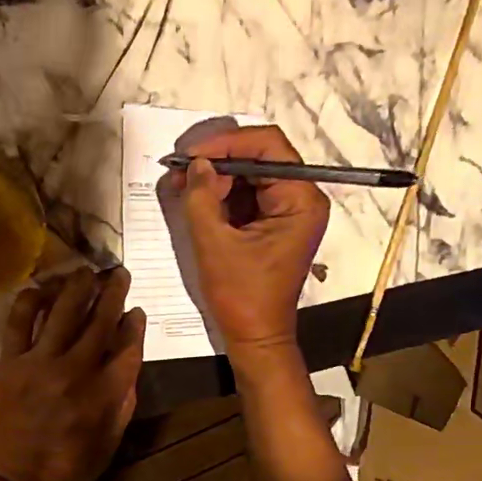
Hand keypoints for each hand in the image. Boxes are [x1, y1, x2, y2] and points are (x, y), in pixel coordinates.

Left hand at [0, 267, 145, 480]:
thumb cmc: (64, 473)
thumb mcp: (108, 445)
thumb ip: (123, 405)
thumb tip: (128, 370)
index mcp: (106, 394)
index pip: (128, 347)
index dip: (135, 325)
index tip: (136, 310)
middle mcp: (77, 370)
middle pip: (99, 321)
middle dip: (112, 292)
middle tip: (117, 272)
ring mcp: (41, 363)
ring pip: (63, 312)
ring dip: (77, 287)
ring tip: (86, 271)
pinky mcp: (10, 364)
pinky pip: (20, 323)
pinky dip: (30, 301)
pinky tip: (39, 287)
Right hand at [165, 125, 329, 356]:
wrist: (255, 338)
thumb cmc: (241, 296)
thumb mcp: (214, 244)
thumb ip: (201, 197)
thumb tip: (194, 164)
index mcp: (301, 200)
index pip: (269, 147)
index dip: (227, 142)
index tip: (191, 154)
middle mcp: (302, 198)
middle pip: (259, 158)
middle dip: (217, 161)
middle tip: (179, 171)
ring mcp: (288, 212)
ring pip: (250, 176)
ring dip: (215, 177)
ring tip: (180, 184)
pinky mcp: (273, 225)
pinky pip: (247, 197)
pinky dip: (221, 195)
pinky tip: (194, 198)